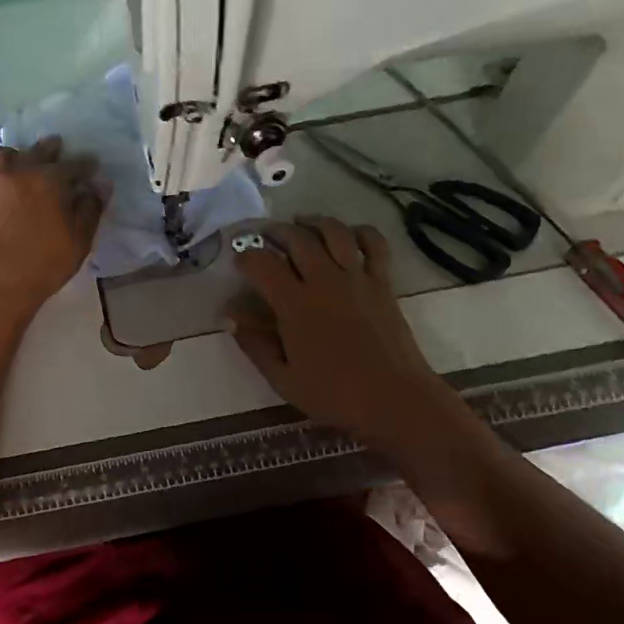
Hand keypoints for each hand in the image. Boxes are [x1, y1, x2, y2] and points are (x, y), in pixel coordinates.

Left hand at [0, 137, 105, 314]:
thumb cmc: (44, 266)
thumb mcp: (79, 242)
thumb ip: (91, 210)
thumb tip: (100, 185)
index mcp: (49, 182)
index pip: (73, 165)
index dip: (85, 165)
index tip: (92, 167)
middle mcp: (18, 174)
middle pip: (35, 152)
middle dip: (50, 149)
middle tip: (57, 149)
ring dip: (10, 155)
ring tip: (17, 160)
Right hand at [226, 217, 443, 440]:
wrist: (394, 400)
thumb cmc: (333, 394)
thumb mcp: (282, 378)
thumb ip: (254, 343)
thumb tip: (229, 316)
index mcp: (295, 306)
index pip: (263, 264)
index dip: (246, 256)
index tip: (238, 259)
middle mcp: (326, 282)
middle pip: (297, 239)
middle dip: (275, 232)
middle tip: (263, 236)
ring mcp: (358, 279)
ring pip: (334, 232)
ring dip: (313, 223)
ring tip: (300, 224)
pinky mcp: (383, 283)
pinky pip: (373, 243)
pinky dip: (358, 231)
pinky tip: (347, 234)